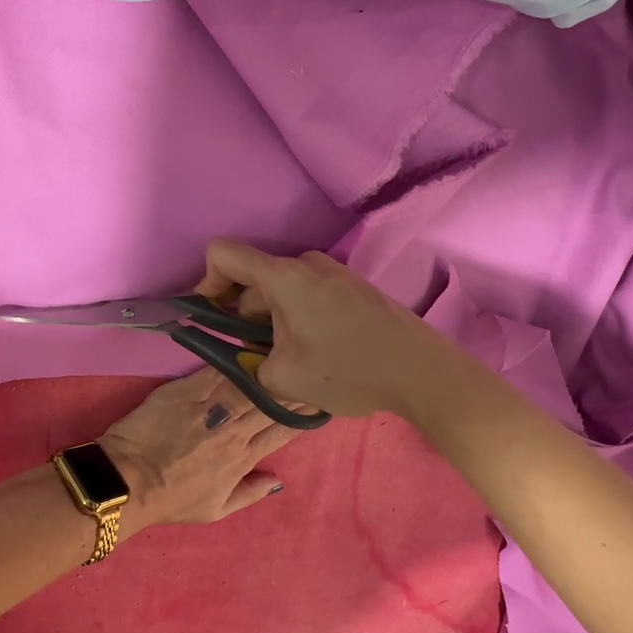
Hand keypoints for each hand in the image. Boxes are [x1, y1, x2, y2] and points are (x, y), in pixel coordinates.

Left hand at [96, 367, 300, 530]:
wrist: (130, 480)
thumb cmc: (170, 499)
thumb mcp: (216, 509)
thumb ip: (250, 493)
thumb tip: (277, 481)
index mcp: (244, 458)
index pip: (282, 431)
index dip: (303, 414)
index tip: (317, 398)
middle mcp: (234, 430)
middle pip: (271, 403)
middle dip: (290, 386)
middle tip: (307, 367)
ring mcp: (210, 408)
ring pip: (248, 384)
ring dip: (267, 369)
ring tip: (285, 352)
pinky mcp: (184, 390)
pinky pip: (215, 371)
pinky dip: (233, 360)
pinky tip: (248, 348)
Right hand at [194, 239, 476, 418]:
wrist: (425, 374)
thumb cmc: (348, 370)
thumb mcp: (284, 379)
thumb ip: (249, 366)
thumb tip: (248, 359)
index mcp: (283, 276)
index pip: (222, 253)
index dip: (206, 281)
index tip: (215, 316)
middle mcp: (305, 263)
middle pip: (253, 277)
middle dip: (245, 313)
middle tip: (261, 353)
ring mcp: (334, 271)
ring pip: (281, 287)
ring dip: (272, 317)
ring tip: (294, 357)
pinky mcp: (354, 286)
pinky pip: (308, 291)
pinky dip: (298, 315)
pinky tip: (321, 350)